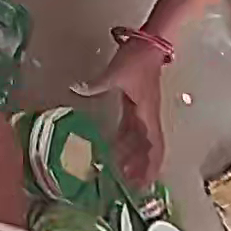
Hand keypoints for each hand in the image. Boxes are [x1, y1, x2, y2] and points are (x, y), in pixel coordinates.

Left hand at [85, 41, 165, 188]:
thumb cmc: (136, 60)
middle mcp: (148, 116)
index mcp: (147, 113)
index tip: (146, 184)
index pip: (154, 146)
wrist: (149, 44)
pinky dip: (126, 140)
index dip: (151, 167)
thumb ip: (96, 84)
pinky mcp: (137, 103)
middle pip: (149, 149)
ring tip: (121, 172)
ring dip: (133, 156)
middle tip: (132, 187)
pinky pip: (133, 127)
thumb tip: (77, 89)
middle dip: (142, 168)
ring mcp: (143, 110)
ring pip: (141, 140)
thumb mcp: (116, 73)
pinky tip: (115, 147)